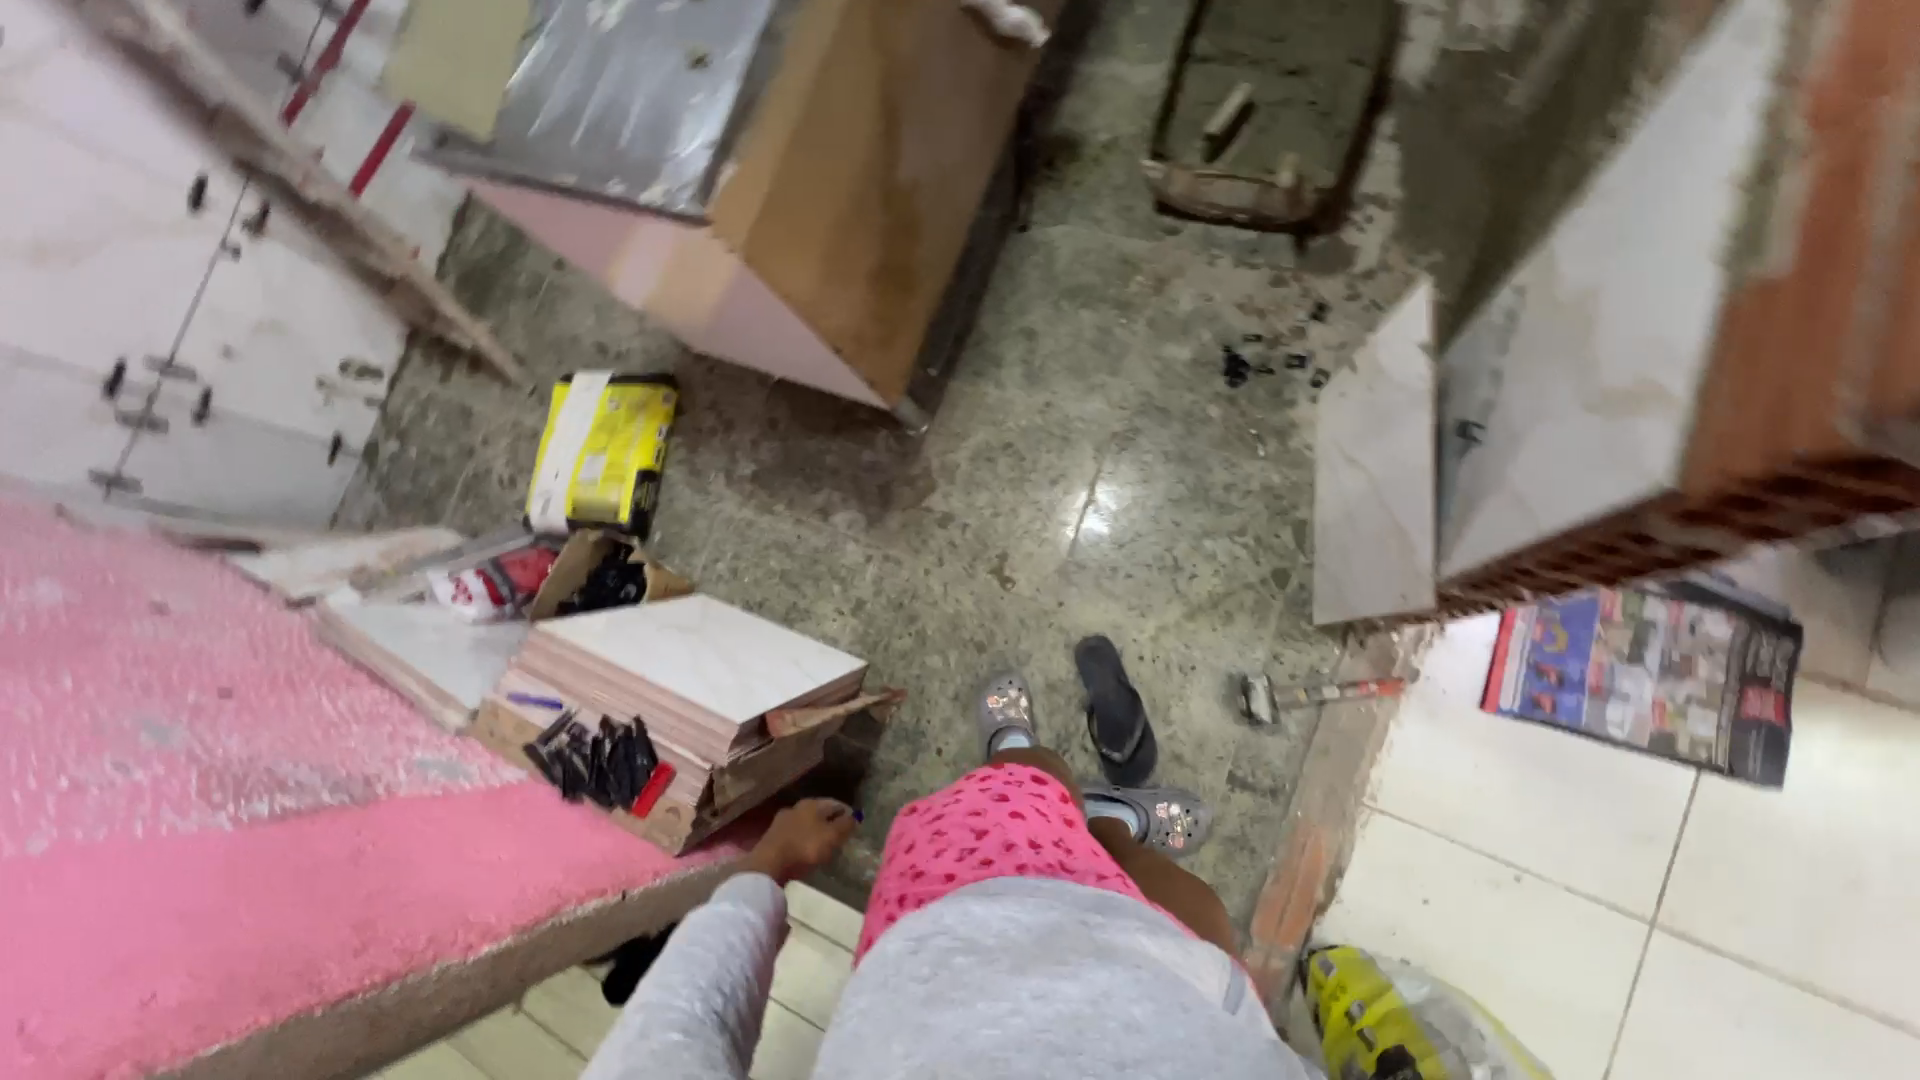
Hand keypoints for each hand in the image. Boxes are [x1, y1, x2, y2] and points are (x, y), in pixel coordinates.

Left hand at [743, 799, 856, 884]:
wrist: (768, 865)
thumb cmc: (805, 847)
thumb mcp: (832, 837)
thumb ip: (845, 825)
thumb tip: (854, 816)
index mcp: (812, 803)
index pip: (835, 803)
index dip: (847, 812)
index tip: (854, 824)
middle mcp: (796, 807)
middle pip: (819, 812)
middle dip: (830, 821)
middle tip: (840, 835)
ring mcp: (782, 821)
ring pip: (805, 823)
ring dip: (815, 831)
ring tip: (824, 845)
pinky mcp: (772, 837)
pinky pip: (794, 835)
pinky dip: (803, 840)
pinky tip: (805, 851)